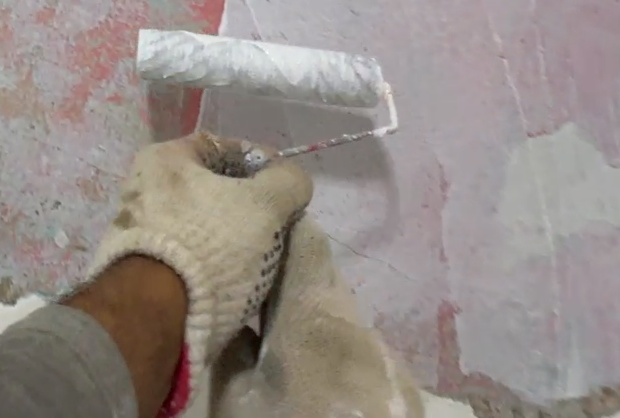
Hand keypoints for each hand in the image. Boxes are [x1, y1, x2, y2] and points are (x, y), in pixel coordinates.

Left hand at [85, 133, 313, 409]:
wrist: (158, 314)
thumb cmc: (209, 243)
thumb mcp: (262, 205)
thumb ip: (285, 183)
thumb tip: (291, 177)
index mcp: (162, 158)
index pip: (219, 147)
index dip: (258, 161)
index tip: (286, 187)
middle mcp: (142, 187)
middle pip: (209, 188)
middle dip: (246, 206)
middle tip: (278, 227)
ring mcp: (140, 229)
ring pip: (200, 225)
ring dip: (232, 240)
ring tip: (262, 260)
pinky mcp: (142, 269)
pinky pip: (189, 256)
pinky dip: (214, 265)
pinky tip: (237, 282)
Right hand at [212, 218, 422, 417]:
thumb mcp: (233, 400)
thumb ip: (228, 341)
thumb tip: (222, 304)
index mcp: (316, 317)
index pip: (303, 236)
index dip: (274, 220)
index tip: (245, 219)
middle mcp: (357, 327)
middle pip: (318, 273)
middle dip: (280, 269)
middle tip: (240, 277)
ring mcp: (384, 362)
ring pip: (335, 310)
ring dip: (301, 308)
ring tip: (263, 328)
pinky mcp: (397, 394)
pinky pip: (352, 345)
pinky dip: (323, 343)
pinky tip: (300, 373)